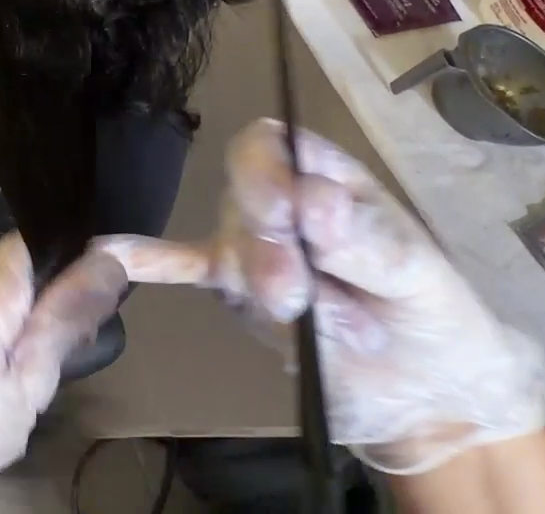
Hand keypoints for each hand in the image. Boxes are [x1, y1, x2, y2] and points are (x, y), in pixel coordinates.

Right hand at [96, 120, 544, 474]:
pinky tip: (108, 254)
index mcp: (327, 181)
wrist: (427, 398)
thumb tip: (310, 198)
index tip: (290, 213)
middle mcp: (280, 206)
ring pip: (227, 247)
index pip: (274, 146)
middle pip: (242, 197)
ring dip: (260, 282)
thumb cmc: (437, 322)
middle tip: (298, 290)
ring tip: (311, 318)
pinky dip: (146, 259)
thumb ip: (369, 239)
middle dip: (265, 242)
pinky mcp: (234, 292)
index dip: (267, 170)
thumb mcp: (425, 278)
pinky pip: (182, 267)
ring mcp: (249, 250)